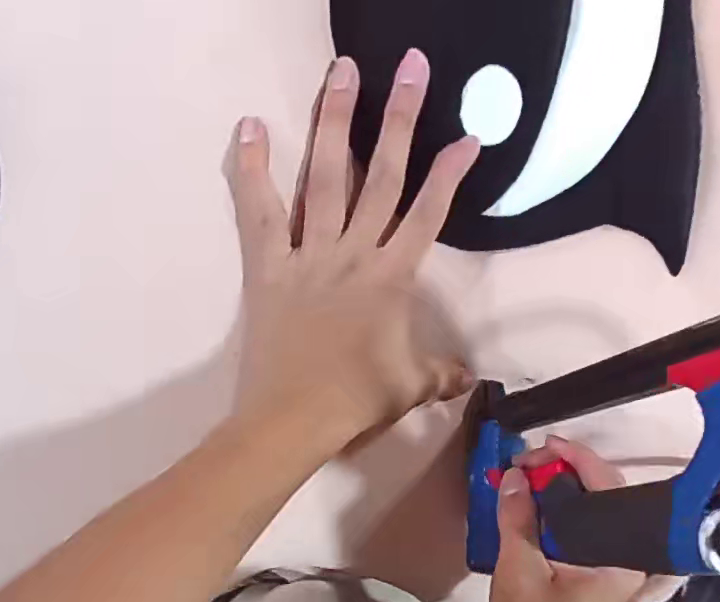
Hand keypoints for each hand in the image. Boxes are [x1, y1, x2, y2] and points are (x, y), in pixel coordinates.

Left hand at [223, 50, 480, 454]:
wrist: (294, 418)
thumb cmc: (355, 402)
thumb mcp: (409, 389)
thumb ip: (442, 375)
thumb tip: (471, 380)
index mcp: (391, 280)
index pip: (427, 215)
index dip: (449, 175)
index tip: (466, 136)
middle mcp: (353, 255)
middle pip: (380, 178)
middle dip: (400, 119)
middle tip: (410, 65)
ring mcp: (308, 257)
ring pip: (324, 180)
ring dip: (334, 122)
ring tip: (341, 71)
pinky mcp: (267, 269)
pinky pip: (259, 214)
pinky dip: (251, 171)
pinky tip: (249, 126)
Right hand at [491, 437, 674, 601]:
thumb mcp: (518, 567)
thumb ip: (518, 519)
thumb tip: (515, 475)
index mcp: (622, 557)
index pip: (610, 490)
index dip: (580, 460)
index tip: (548, 445)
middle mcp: (628, 553)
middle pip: (607, 492)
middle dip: (569, 468)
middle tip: (531, 459)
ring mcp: (614, 556)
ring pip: (596, 503)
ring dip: (563, 482)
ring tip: (531, 470)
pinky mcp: (597, 559)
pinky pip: (585, 517)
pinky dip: (562, 501)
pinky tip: (537, 493)